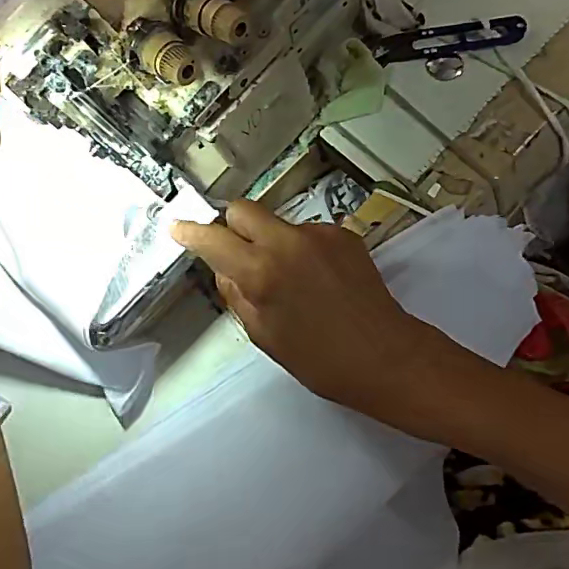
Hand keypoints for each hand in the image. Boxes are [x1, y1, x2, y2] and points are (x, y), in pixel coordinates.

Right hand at [171, 201, 461, 417]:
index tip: (179, 228)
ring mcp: (319, 234)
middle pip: (242, 209)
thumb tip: (224, 267)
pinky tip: (317, 279)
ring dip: (269, 241)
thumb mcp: (263, 335)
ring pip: (275, 222)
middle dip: (231, 226)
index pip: (213, 239)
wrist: (389, 358)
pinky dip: (300, 249)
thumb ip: (235, 294)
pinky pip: (305, 233)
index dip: (191, 232)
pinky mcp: (343, 234)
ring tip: (291, 280)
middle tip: (236, 253)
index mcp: (262, 272)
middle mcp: (287, 242)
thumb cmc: (320, 359)